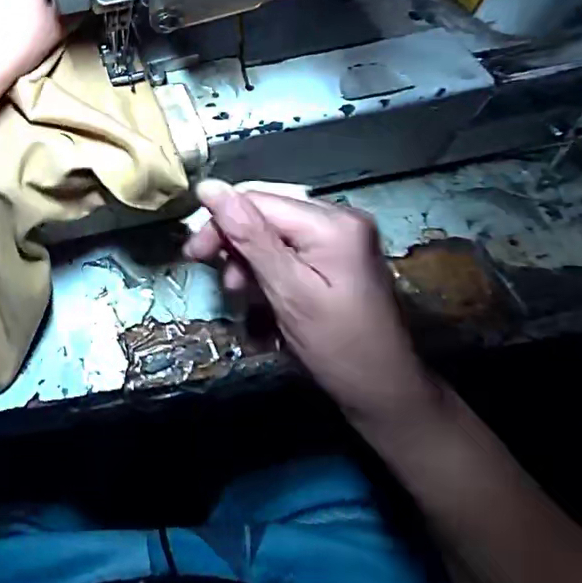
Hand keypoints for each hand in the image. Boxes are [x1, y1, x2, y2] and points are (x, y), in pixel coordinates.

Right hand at [183, 181, 440, 424]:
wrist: (387, 394)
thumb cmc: (339, 349)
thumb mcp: (288, 292)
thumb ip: (249, 237)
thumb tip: (209, 188)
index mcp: (332, 222)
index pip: (259, 201)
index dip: (220, 222)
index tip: (194, 254)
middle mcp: (340, 216)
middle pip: (267, 211)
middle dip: (234, 239)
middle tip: (207, 266)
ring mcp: (343, 234)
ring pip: (275, 228)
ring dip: (248, 254)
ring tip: (237, 287)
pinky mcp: (339, 252)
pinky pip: (291, 244)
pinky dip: (269, 264)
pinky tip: (258, 286)